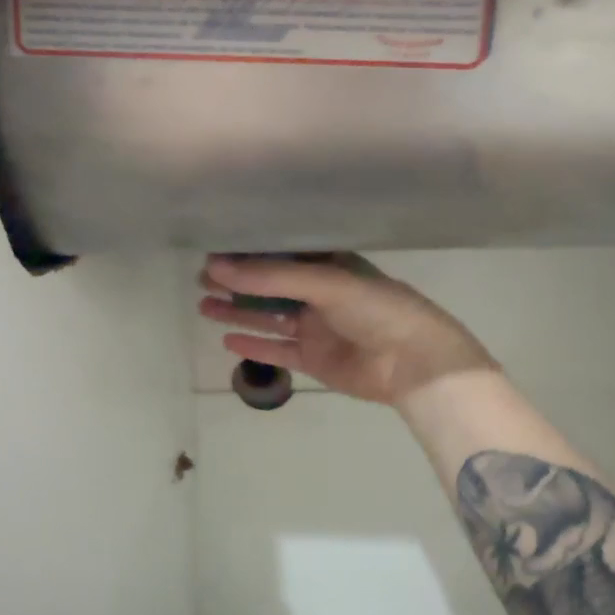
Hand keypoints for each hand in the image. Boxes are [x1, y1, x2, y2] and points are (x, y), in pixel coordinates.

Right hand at [200, 253, 496, 407]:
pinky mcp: (315, 360)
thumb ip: (271, 277)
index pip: (280, 254)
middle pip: (270, 286)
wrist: (413, 363)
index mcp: (328, 265)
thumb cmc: (376, 310)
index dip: (248, 254)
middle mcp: (320, 293)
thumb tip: (215, 268)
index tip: (213, 252)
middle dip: (237, 283)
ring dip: (239, 312)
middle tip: (200, 280)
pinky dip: (254, 344)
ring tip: (203, 306)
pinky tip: (227, 338)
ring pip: (269, 317)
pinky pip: (278, 350)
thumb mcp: (324, 282)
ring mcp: (316, 328)